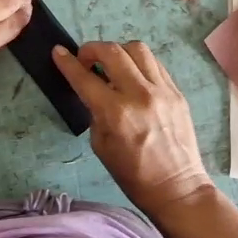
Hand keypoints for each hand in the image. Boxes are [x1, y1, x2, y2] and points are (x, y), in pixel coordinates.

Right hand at [51, 41, 212, 214]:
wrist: (178, 189)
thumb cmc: (133, 175)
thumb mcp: (101, 145)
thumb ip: (95, 112)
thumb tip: (94, 90)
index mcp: (116, 113)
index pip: (85, 78)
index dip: (68, 63)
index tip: (59, 52)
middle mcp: (139, 94)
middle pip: (112, 51)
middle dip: (92, 49)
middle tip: (86, 60)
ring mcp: (162, 90)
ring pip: (137, 48)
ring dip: (118, 51)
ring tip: (113, 65)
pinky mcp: (177, 92)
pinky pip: (154, 63)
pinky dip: (139, 62)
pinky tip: (134, 75)